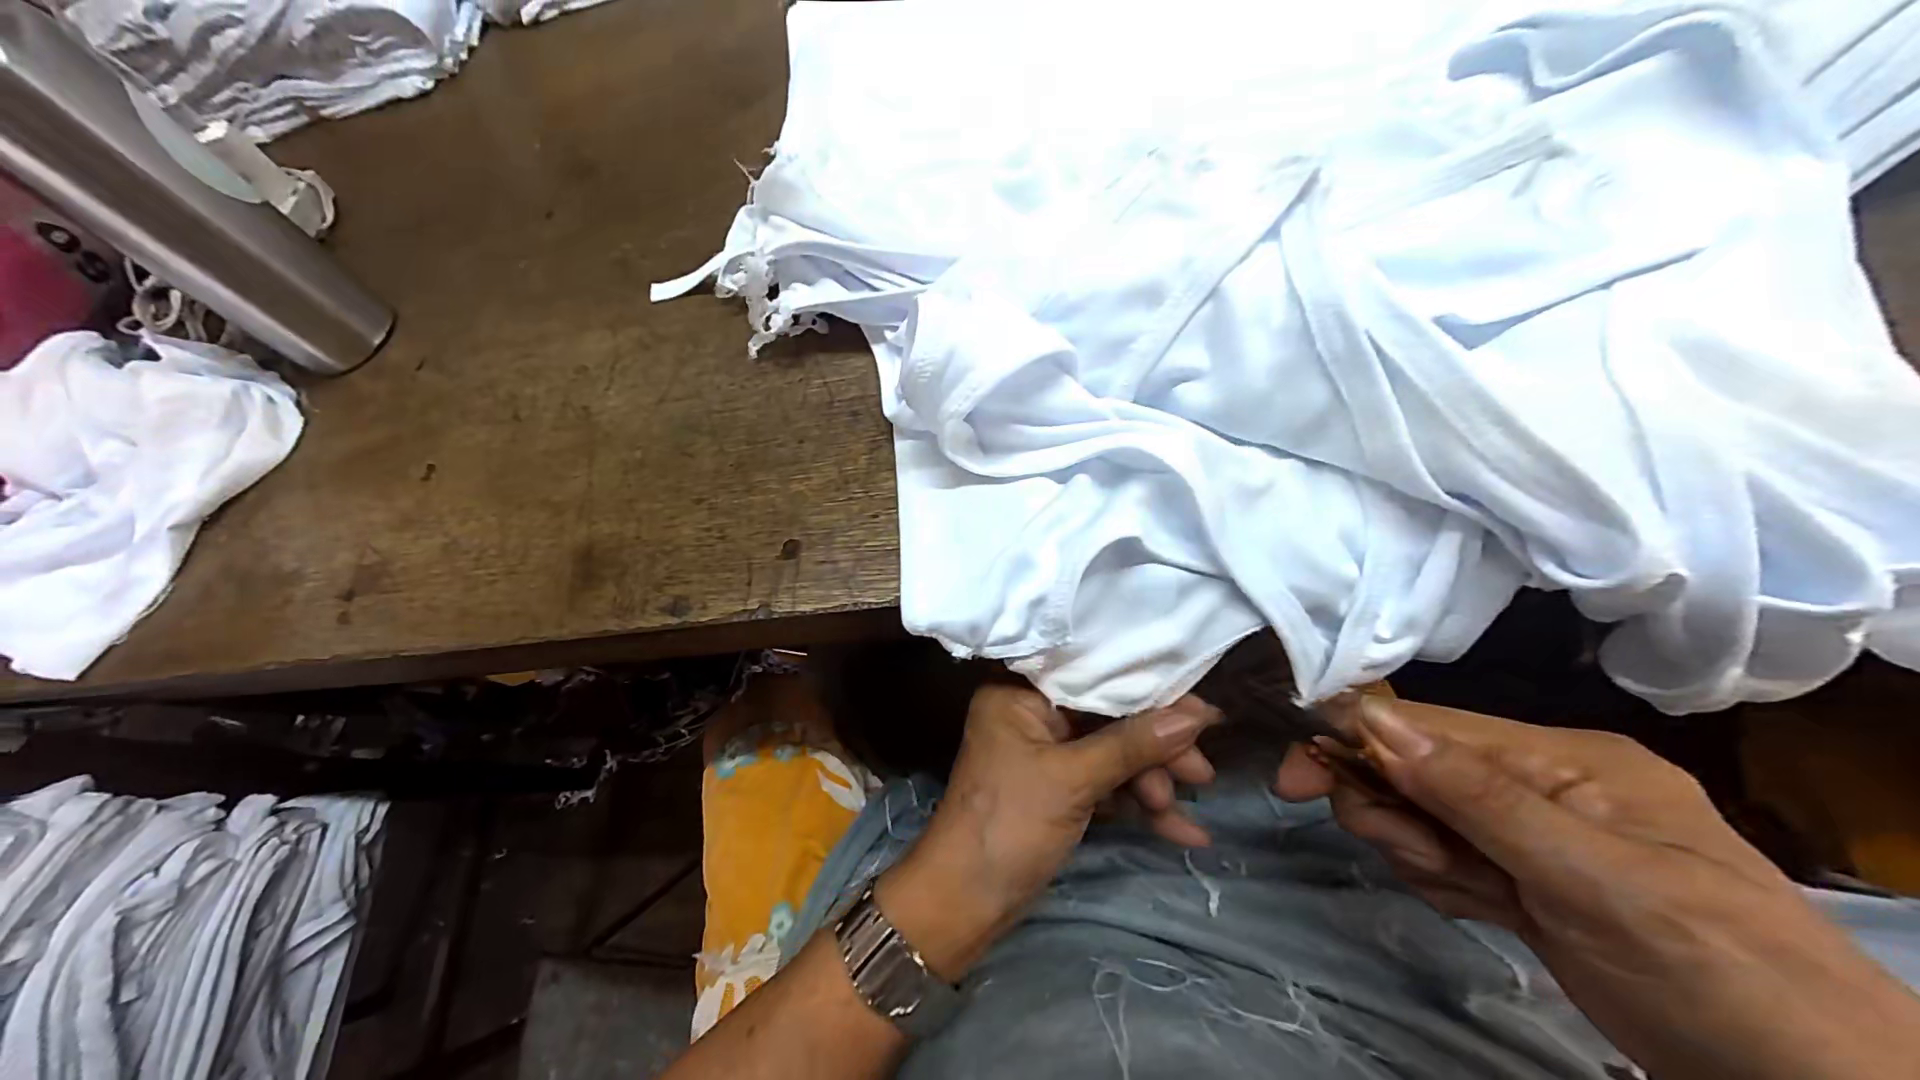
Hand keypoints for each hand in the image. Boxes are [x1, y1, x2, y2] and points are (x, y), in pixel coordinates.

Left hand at [876, 685, 1218, 979]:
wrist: (964, 903)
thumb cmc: (1008, 825)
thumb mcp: (1072, 780)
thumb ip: (1132, 744)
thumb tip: (1196, 716)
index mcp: (1018, 694)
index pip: (1093, 679)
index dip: (1148, 694)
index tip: (1202, 713)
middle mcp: (1030, 716)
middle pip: (1108, 719)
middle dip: (1155, 747)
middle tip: (1200, 772)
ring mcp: (1045, 756)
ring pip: (1111, 754)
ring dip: (1149, 780)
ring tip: (1180, 807)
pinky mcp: (1057, 792)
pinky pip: (1105, 785)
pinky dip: (1136, 804)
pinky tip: (1182, 831)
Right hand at [1275, 695, 1919, 1079]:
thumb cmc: (1721, 971)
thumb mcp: (1595, 880)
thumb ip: (1476, 796)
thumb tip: (1373, 719)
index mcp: (1565, 761)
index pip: (1432, 729)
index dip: (1358, 740)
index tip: (1297, 775)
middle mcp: (1542, 786)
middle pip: (1417, 771)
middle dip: (1394, 811)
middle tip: (1413, 858)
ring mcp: (1532, 837)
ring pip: (1424, 818)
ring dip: (1419, 853)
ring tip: (1468, 894)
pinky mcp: (1524, 882)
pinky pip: (1446, 860)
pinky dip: (1442, 882)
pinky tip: (1483, 911)